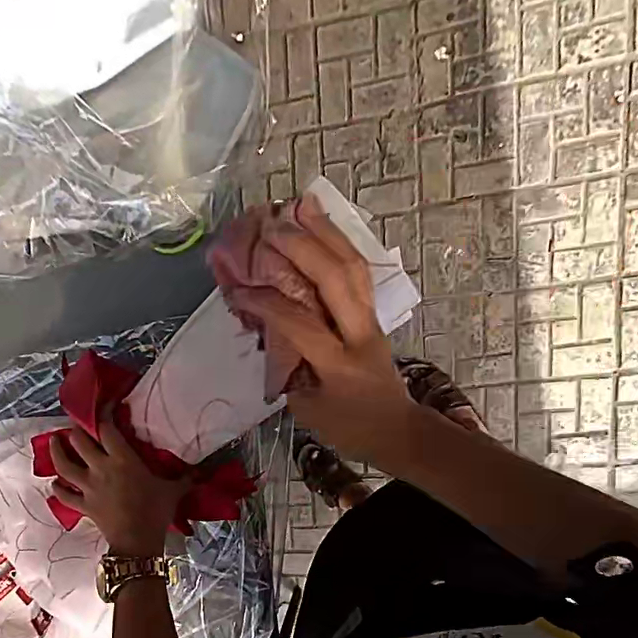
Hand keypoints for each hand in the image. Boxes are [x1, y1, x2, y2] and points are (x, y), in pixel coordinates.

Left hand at [47, 409, 187, 555]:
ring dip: (57, 451)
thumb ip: (185, 478)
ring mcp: (88, 487)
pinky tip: (54, 484)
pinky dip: (57, 489)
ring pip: (63, 465)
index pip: (107, 430)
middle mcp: (101, 468)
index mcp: (123, 459)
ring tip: (54, 441)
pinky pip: (64, 495)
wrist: (137, 541)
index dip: (103, 415)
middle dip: (77, 430)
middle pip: (80, 442)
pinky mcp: (83, 505)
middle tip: (79, 425)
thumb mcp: (174, 491)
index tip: (104, 407)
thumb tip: (202, 471)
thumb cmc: (156, 511)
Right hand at [224, 198, 414, 462]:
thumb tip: (270, 332)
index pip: (299, 324)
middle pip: (336, 279)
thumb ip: (289, 371)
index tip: (238, 291)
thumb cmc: (351, 430)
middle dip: (302, 248)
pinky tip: (324, 226)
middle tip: (271, 229)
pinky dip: (341, 245)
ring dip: (327, 233)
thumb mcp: (309, 413)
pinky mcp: (374, 315)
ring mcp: (372, 321)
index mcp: (340, 366)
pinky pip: (359, 273)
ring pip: (353, 267)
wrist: (398, 431)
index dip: (265, 304)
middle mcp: (359, 335)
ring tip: (302, 207)